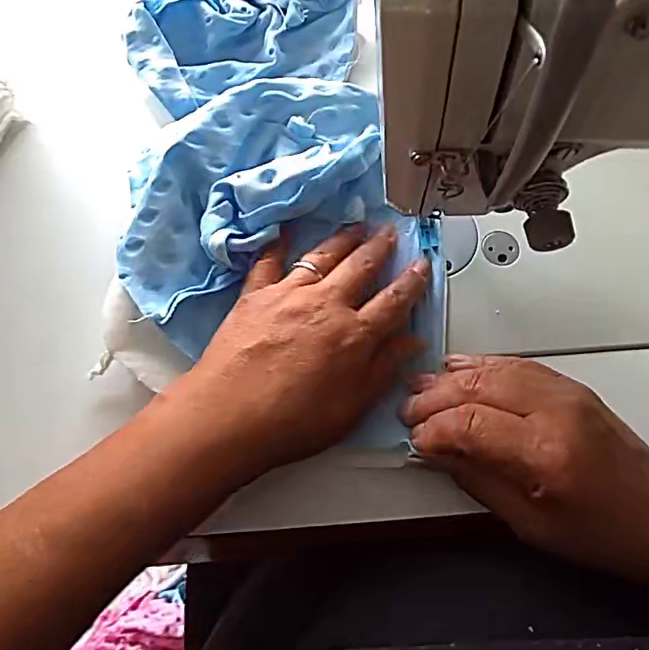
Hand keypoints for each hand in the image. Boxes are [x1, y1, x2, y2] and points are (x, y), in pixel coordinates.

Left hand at [163, 224, 430, 481]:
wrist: (227, 418)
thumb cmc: (292, 422)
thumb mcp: (352, 407)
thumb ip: (384, 368)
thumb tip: (413, 341)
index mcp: (355, 334)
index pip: (394, 300)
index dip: (412, 281)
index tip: (421, 264)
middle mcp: (326, 305)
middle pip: (361, 266)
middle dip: (380, 246)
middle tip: (390, 231)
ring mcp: (289, 294)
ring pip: (324, 256)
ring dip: (343, 238)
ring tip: (356, 226)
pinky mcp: (256, 294)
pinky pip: (270, 260)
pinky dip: (279, 242)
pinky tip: (285, 231)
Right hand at [403, 355, 648, 588]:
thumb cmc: (604, 532)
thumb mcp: (532, 524)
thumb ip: (479, 481)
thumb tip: (439, 453)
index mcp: (547, 453)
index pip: (472, 423)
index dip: (435, 429)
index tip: (416, 440)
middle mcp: (557, 412)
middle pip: (480, 387)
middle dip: (436, 396)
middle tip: (410, 410)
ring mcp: (566, 393)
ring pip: (496, 369)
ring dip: (454, 375)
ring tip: (422, 384)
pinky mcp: (571, 385)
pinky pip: (517, 364)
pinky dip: (483, 365)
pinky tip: (461, 369)